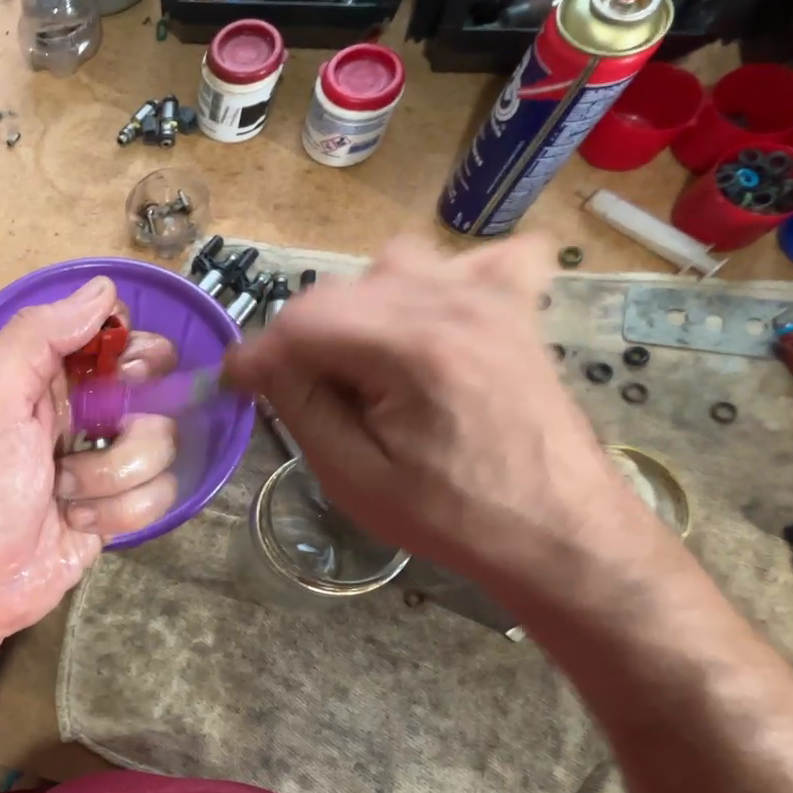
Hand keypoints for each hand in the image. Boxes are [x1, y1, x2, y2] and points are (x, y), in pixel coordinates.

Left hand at [0, 275, 179, 642]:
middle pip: (151, 387)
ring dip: (111, 477)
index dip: (128, 350)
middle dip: (130, 419)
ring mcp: (101, 461)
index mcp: (40, 376)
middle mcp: (76, 412)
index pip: (111, 335)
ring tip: (63, 495)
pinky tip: (78, 522)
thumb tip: (102, 290)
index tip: (120, 373)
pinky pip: (159, 493)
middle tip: (93, 436)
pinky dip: (120, 513)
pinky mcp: (119, 508)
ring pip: (162, 444)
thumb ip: (35, 337)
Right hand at [223, 235, 658, 597]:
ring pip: (389, 267)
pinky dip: (434, 284)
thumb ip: (300, 406)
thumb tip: (260, 364)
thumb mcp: (352, 476)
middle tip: (295, 394)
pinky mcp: (516, 305)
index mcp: (413, 349)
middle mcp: (455, 301)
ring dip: (357, 310)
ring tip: (360, 366)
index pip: (303, 321)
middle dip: (299, 340)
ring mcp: (493, 295)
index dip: (256, 354)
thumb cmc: (451, 516)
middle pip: (339, 291)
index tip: (233, 387)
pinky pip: (466, 262)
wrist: (559, 530)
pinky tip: (428, 326)